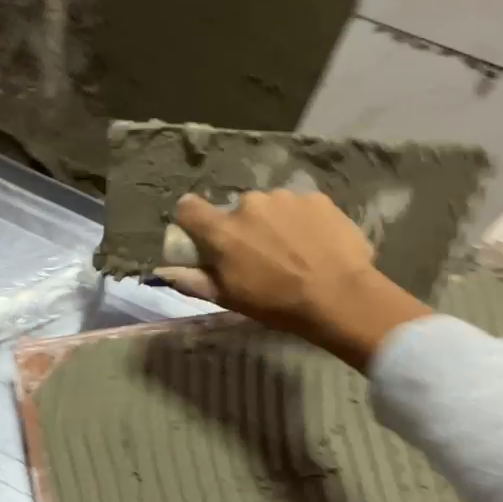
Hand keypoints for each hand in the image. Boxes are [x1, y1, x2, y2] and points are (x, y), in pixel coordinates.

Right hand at [155, 191, 431, 369]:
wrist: (338, 296)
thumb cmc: (275, 304)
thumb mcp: (228, 299)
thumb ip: (192, 280)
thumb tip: (164, 271)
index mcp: (222, 231)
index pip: (189, 208)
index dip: (191, 221)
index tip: (201, 236)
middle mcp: (250, 203)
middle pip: (236, 211)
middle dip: (242, 230)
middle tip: (259, 258)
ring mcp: (286, 197)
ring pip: (269, 208)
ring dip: (273, 225)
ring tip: (291, 254)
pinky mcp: (317, 198)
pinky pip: (299, 208)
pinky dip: (301, 223)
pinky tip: (314, 247)